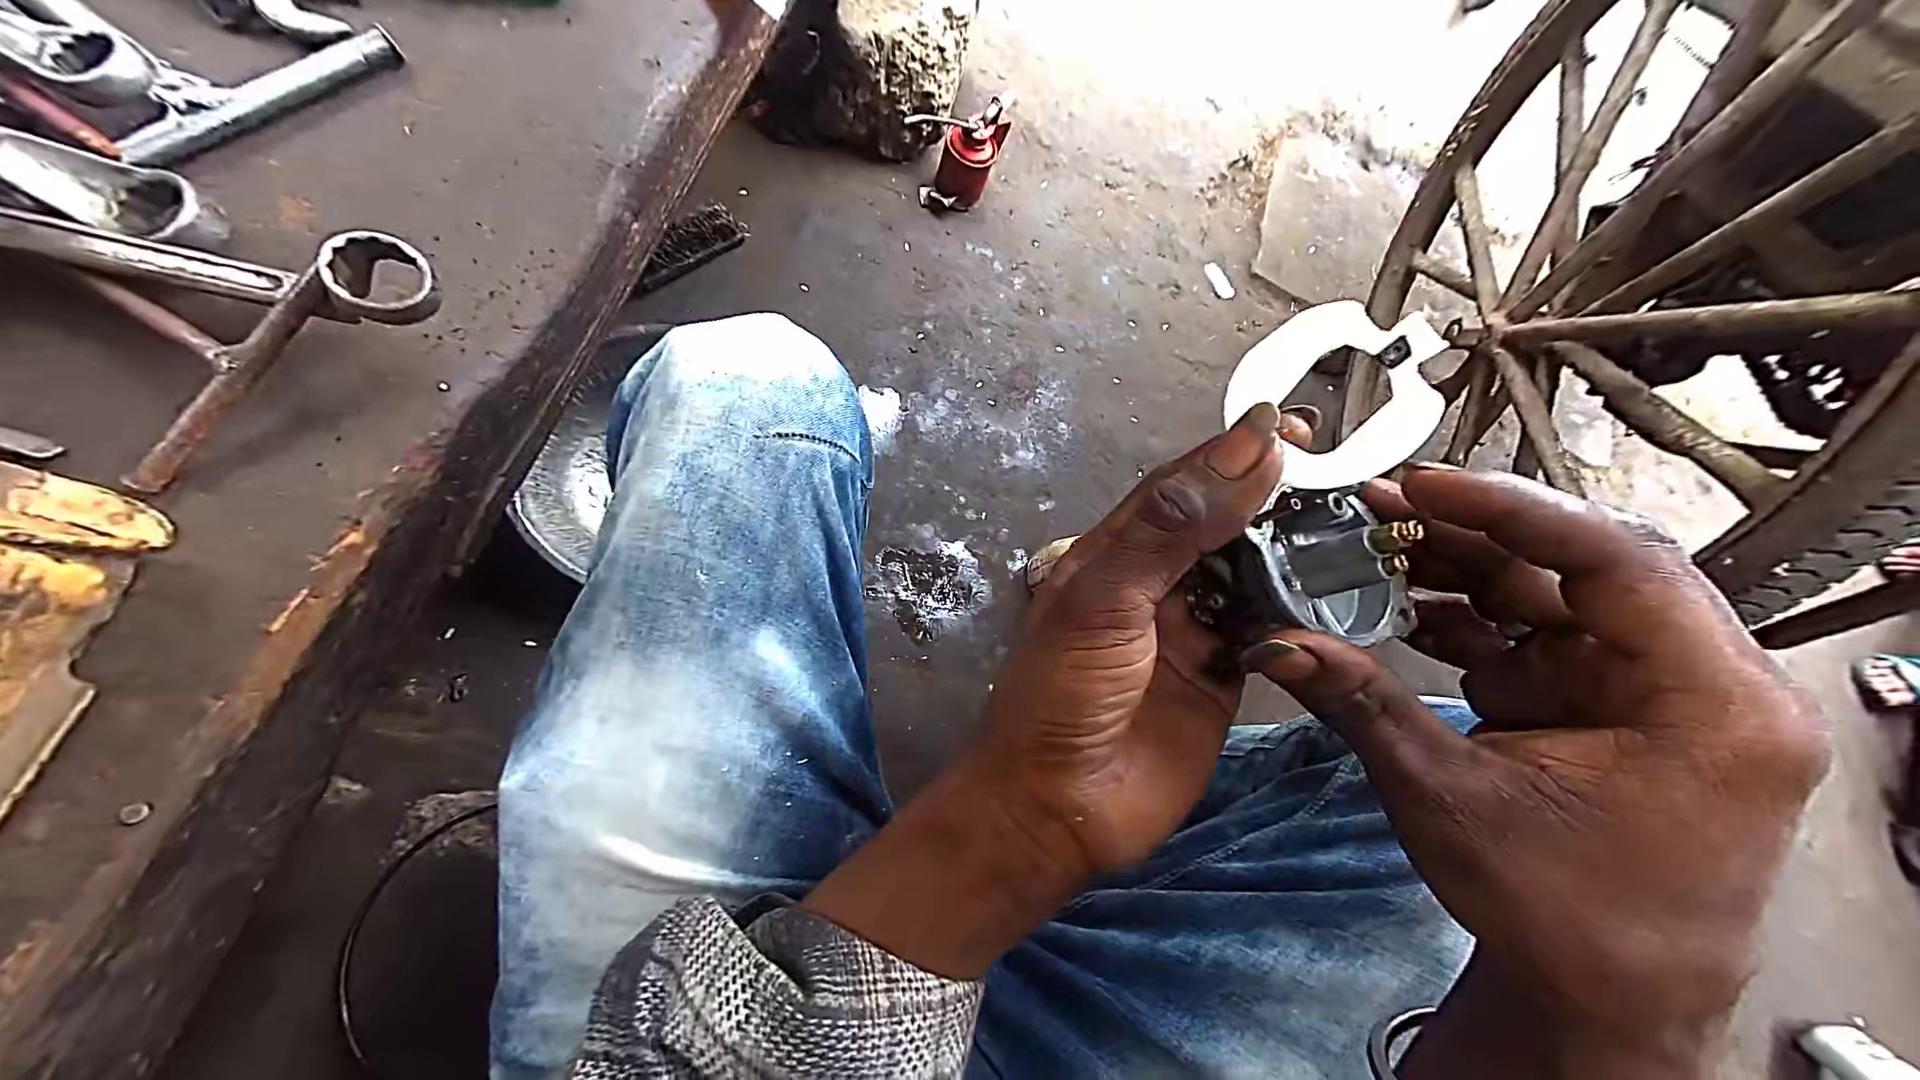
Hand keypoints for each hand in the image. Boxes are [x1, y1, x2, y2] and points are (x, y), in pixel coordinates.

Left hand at [804, 403, 1300, 975]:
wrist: (1060, 804)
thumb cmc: (1062, 694)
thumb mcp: (1104, 598)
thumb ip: (1170, 528)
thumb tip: (1243, 452)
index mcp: (1113, 554)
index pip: (1177, 488)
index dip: (1229, 456)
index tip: (1287, 428)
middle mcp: (1153, 583)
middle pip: (1220, 524)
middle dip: (1270, 496)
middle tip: (1335, 468)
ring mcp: (1190, 629)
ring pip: (1251, 573)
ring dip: (1292, 549)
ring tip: (1348, 519)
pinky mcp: (1222, 675)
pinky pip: (1268, 631)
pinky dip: (1298, 612)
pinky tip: (1331, 592)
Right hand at [1246, 465, 1828, 1076]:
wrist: (1597, 991)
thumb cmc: (1556, 910)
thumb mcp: (1445, 796)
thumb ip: (1360, 703)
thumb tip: (1272, 639)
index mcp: (1706, 704)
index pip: (1619, 562)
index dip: (1514, 510)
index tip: (1424, 484)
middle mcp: (1692, 681)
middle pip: (1577, 565)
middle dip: (1472, 530)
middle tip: (1381, 504)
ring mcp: (1639, 688)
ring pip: (1544, 591)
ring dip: (1457, 568)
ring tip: (1376, 546)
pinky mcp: (1592, 699)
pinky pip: (1522, 631)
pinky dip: (1457, 614)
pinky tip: (1398, 605)